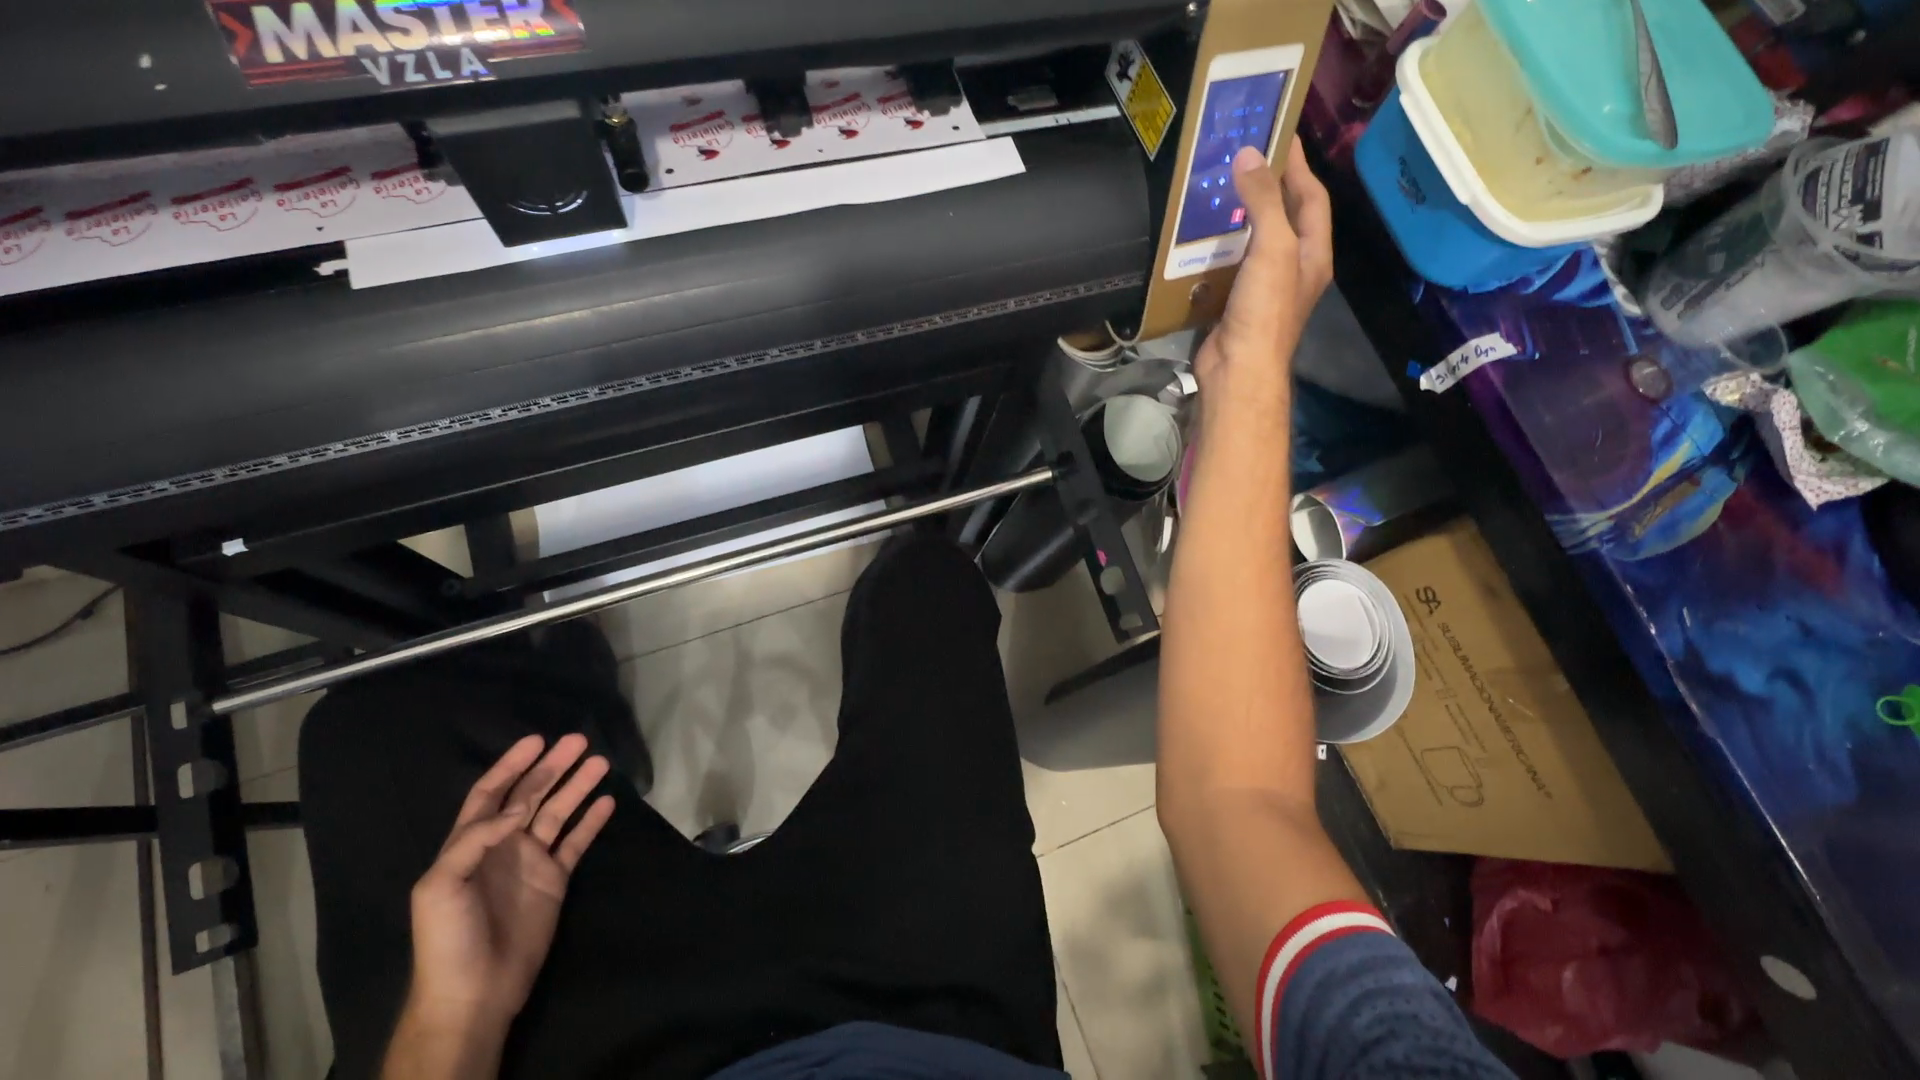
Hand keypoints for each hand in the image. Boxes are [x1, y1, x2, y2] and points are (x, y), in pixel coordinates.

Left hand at [405, 734, 614, 1028]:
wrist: (473, 991)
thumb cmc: (447, 937)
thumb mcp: (441, 884)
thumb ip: (476, 840)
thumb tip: (519, 807)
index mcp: (469, 843)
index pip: (492, 793)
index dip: (512, 765)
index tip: (537, 740)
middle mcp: (502, 845)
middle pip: (531, 795)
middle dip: (552, 767)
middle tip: (579, 741)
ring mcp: (531, 862)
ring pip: (557, 813)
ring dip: (577, 787)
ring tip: (600, 763)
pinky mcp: (554, 881)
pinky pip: (575, 843)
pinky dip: (591, 822)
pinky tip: (606, 803)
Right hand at [1192, 137, 1332, 426]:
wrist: (1238, 368)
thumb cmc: (1265, 309)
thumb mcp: (1272, 248)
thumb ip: (1264, 201)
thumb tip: (1249, 155)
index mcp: (1313, 253)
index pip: (1312, 197)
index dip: (1299, 166)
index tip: (1280, 134)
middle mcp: (1293, 268)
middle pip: (1285, 217)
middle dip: (1268, 187)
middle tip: (1243, 156)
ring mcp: (1264, 287)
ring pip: (1254, 240)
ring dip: (1238, 215)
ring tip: (1216, 187)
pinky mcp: (1236, 302)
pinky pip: (1229, 264)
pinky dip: (1216, 246)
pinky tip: (1198, 233)